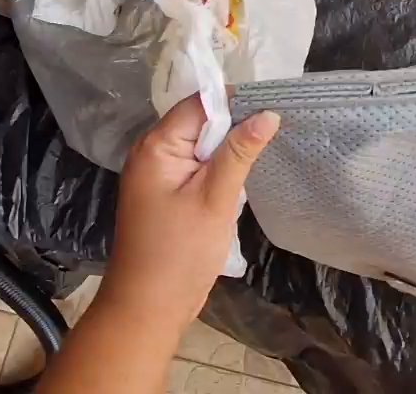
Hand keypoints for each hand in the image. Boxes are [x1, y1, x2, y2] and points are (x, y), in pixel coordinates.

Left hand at [99, 94, 279, 331]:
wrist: (146, 311)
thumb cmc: (179, 254)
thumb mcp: (216, 199)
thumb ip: (240, 152)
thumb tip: (268, 113)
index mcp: (156, 146)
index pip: (200, 104)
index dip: (234, 103)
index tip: (269, 111)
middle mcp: (151, 151)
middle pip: (200, 121)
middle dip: (233, 128)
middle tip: (268, 137)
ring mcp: (155, 173)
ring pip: (200, 143)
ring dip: (227, 151)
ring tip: (258, 156)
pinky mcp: (164, 191)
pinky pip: (195, 164)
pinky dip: (216, 168)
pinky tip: (236, 180)